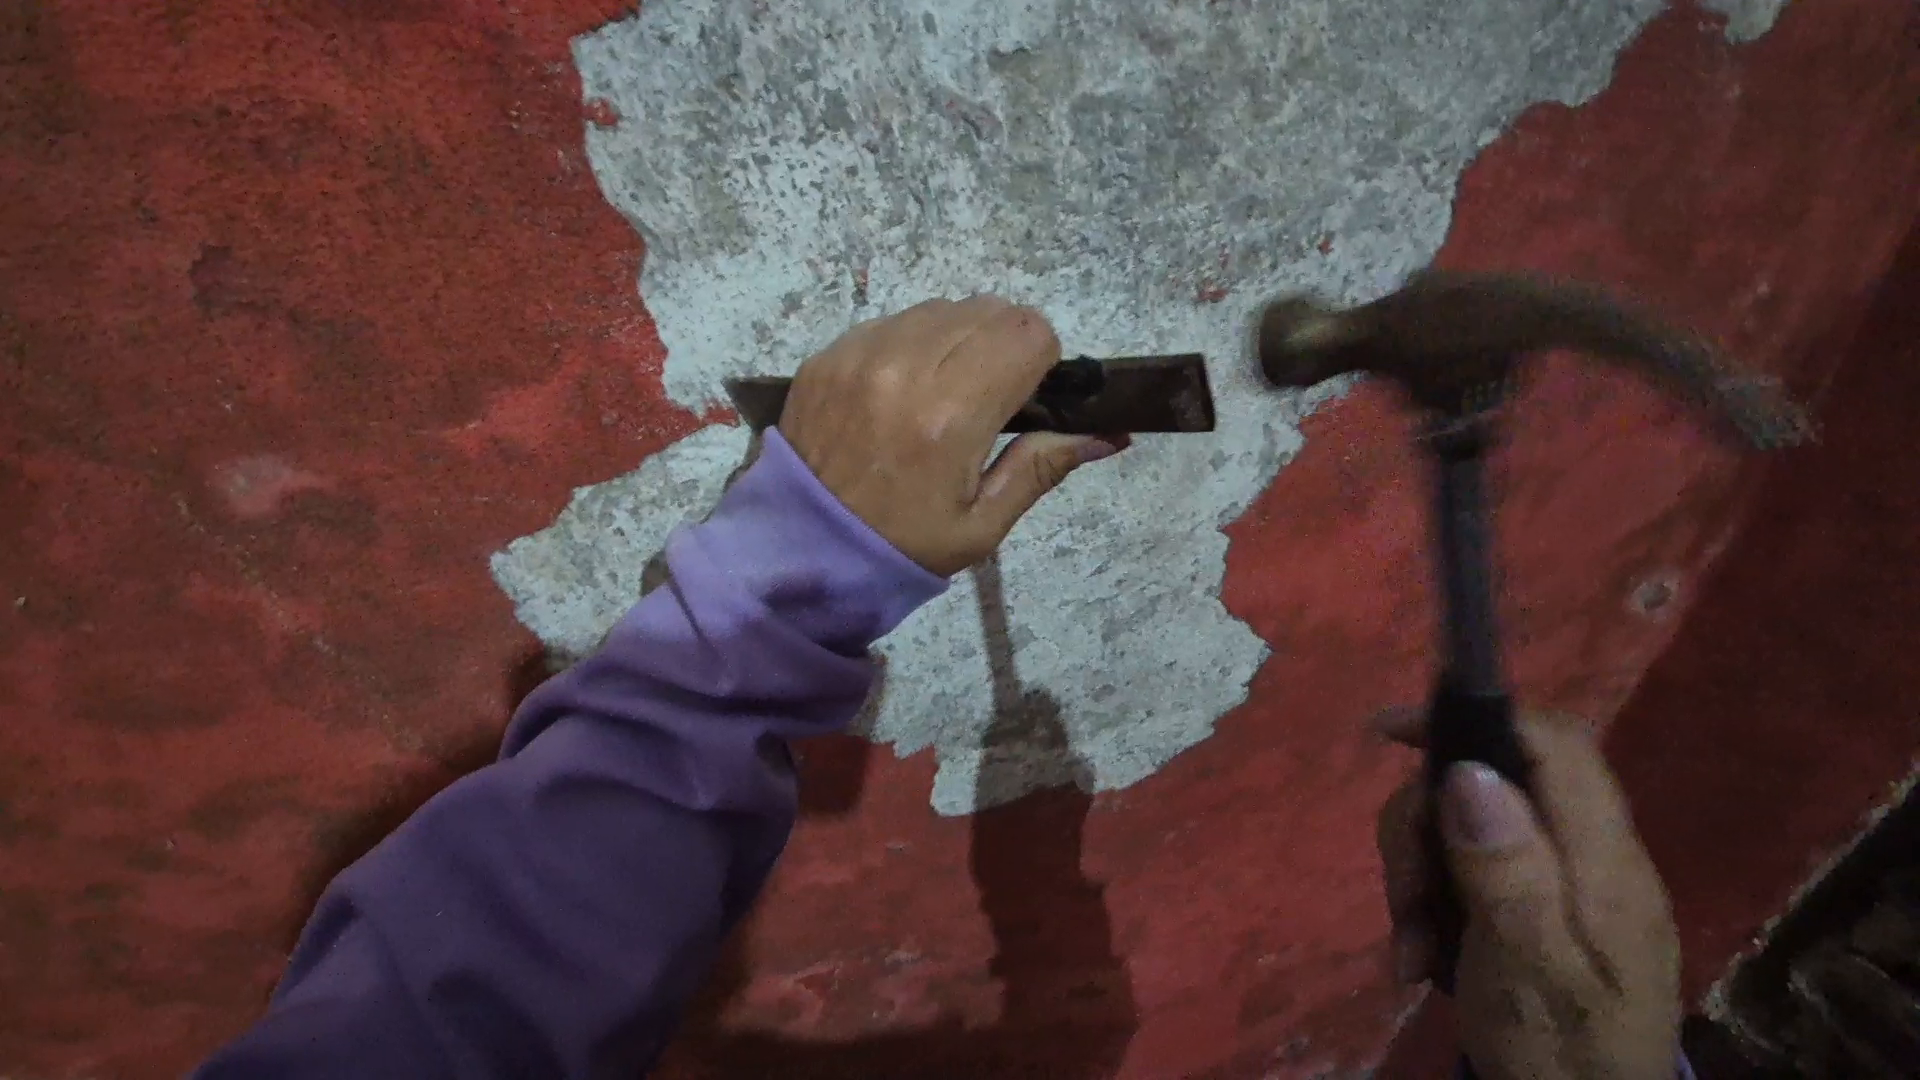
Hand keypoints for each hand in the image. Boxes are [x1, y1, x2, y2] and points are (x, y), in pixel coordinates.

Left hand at [779, 296, 1124, 575]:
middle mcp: (904, 368)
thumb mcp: (983, 525)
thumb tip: (1109, 435)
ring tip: (943, 393)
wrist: (802, 550)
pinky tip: (901, 391)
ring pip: (942, 308)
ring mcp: (858, 353)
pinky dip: (913, 344)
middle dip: (1005, 345)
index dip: (1042, 361)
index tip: (1028, 397)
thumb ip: (1042, 468)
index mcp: (950, 416)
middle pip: (989, 310)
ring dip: (960, 339)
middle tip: (990, 397)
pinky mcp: (827, 354)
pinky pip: (893, 321)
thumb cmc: (903, 546)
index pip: (1027, 333)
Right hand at [1375, 710, 1680, 1079]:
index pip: (1552, 743)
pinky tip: (1416, 948)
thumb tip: (1470, 772)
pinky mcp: (1526, 897)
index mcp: (1602, 861)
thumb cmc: (1561, 1053)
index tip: (1394, 732)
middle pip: (1482, 781)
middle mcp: (1583, 853)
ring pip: (1454, 819)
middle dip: (1419, 822)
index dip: (1476, 716)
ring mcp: (1555, 875)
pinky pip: (1455, 861)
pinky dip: (1422, 896)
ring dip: (1412, 867)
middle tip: (1401, 888)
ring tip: (1409, 935)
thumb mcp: (1527, 971)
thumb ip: (1508, 873)